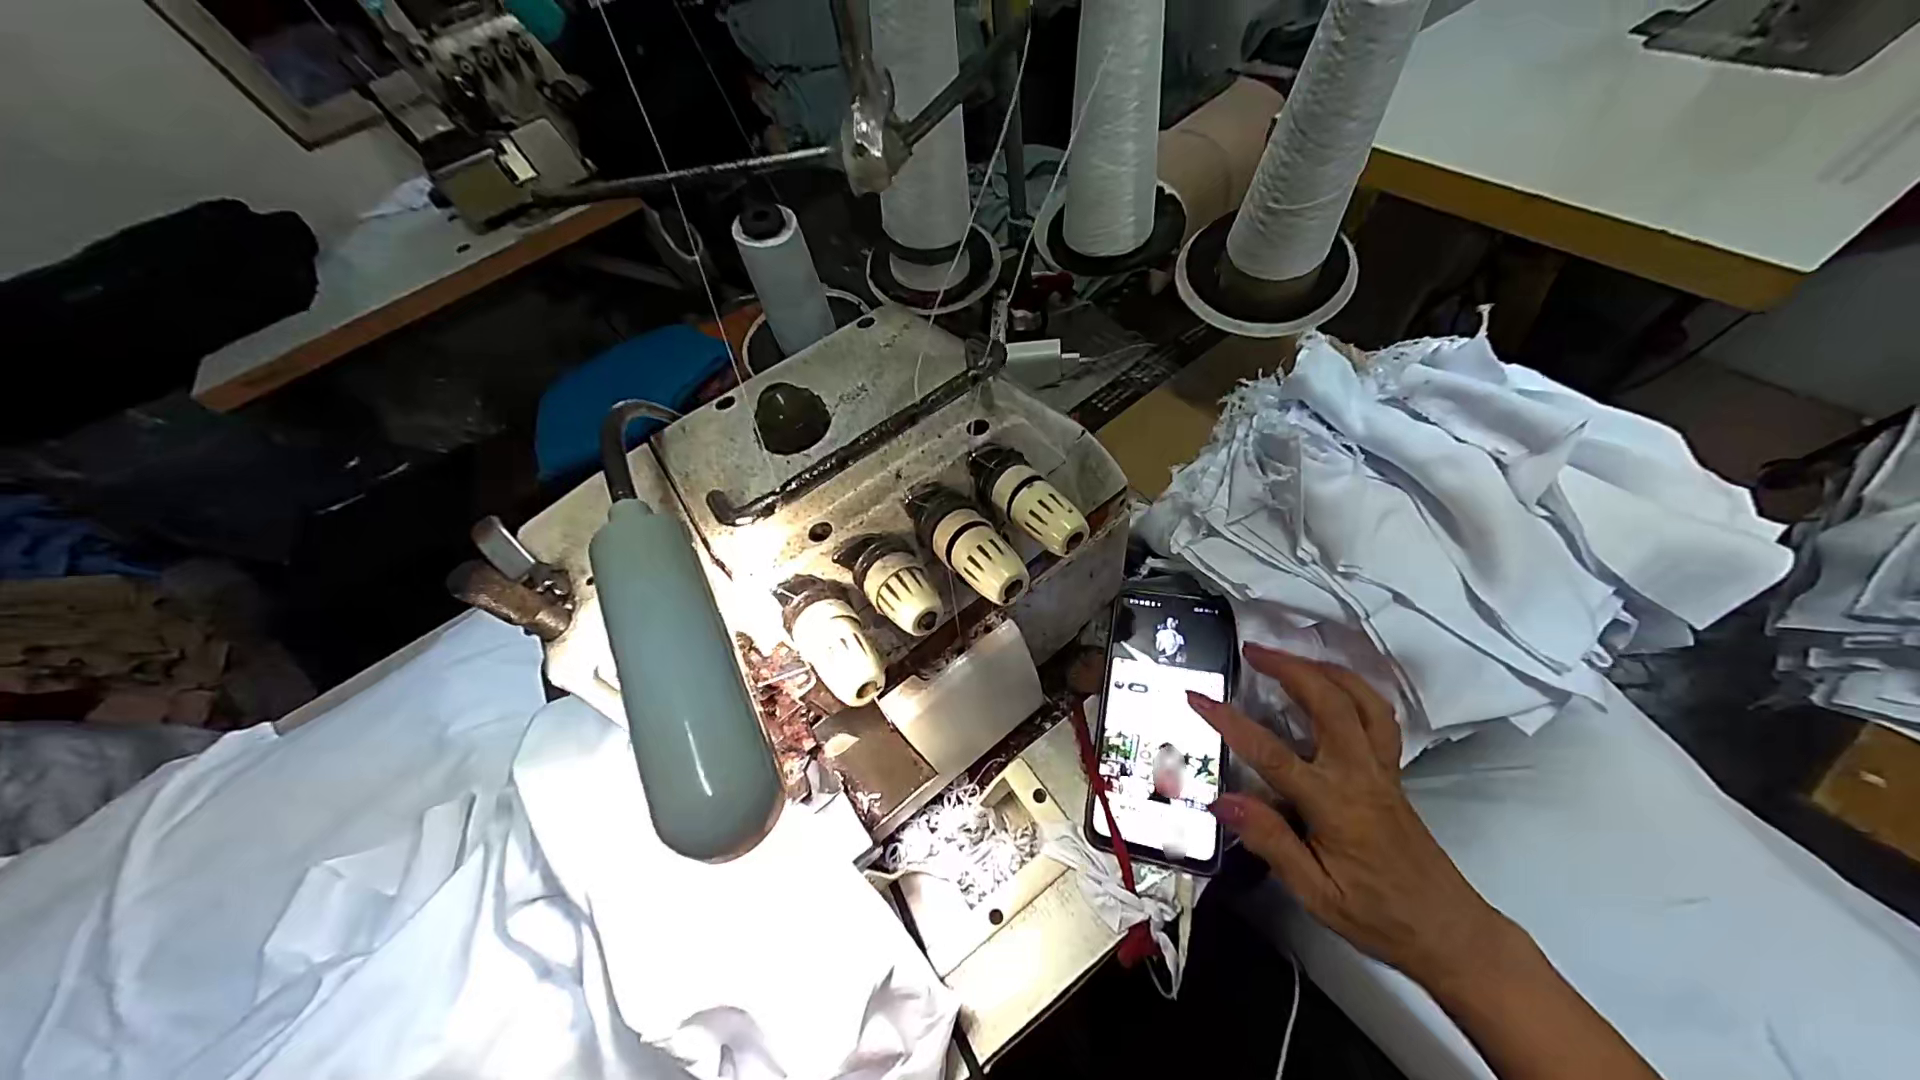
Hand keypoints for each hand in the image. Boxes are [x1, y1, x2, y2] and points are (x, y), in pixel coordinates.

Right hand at [1186, 644, 1511, 985]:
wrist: (1450, 931)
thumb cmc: (1378, 915)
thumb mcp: (1317, 893)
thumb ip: (1271, 842)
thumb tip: (1223, 800)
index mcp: (1335, 805)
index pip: (1273, 754)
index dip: (1231, 722)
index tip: (1198, 697)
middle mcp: (1361, 775)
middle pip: (1330, 703)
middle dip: (1290, 668)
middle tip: (1253, 649)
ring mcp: (1382, 769)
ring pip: (1363, 701)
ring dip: (1325, 670)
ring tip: (1292, 656)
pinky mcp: (1392, 772)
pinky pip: (1379, 716)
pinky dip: (1355, 690)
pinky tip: (1333, 686)